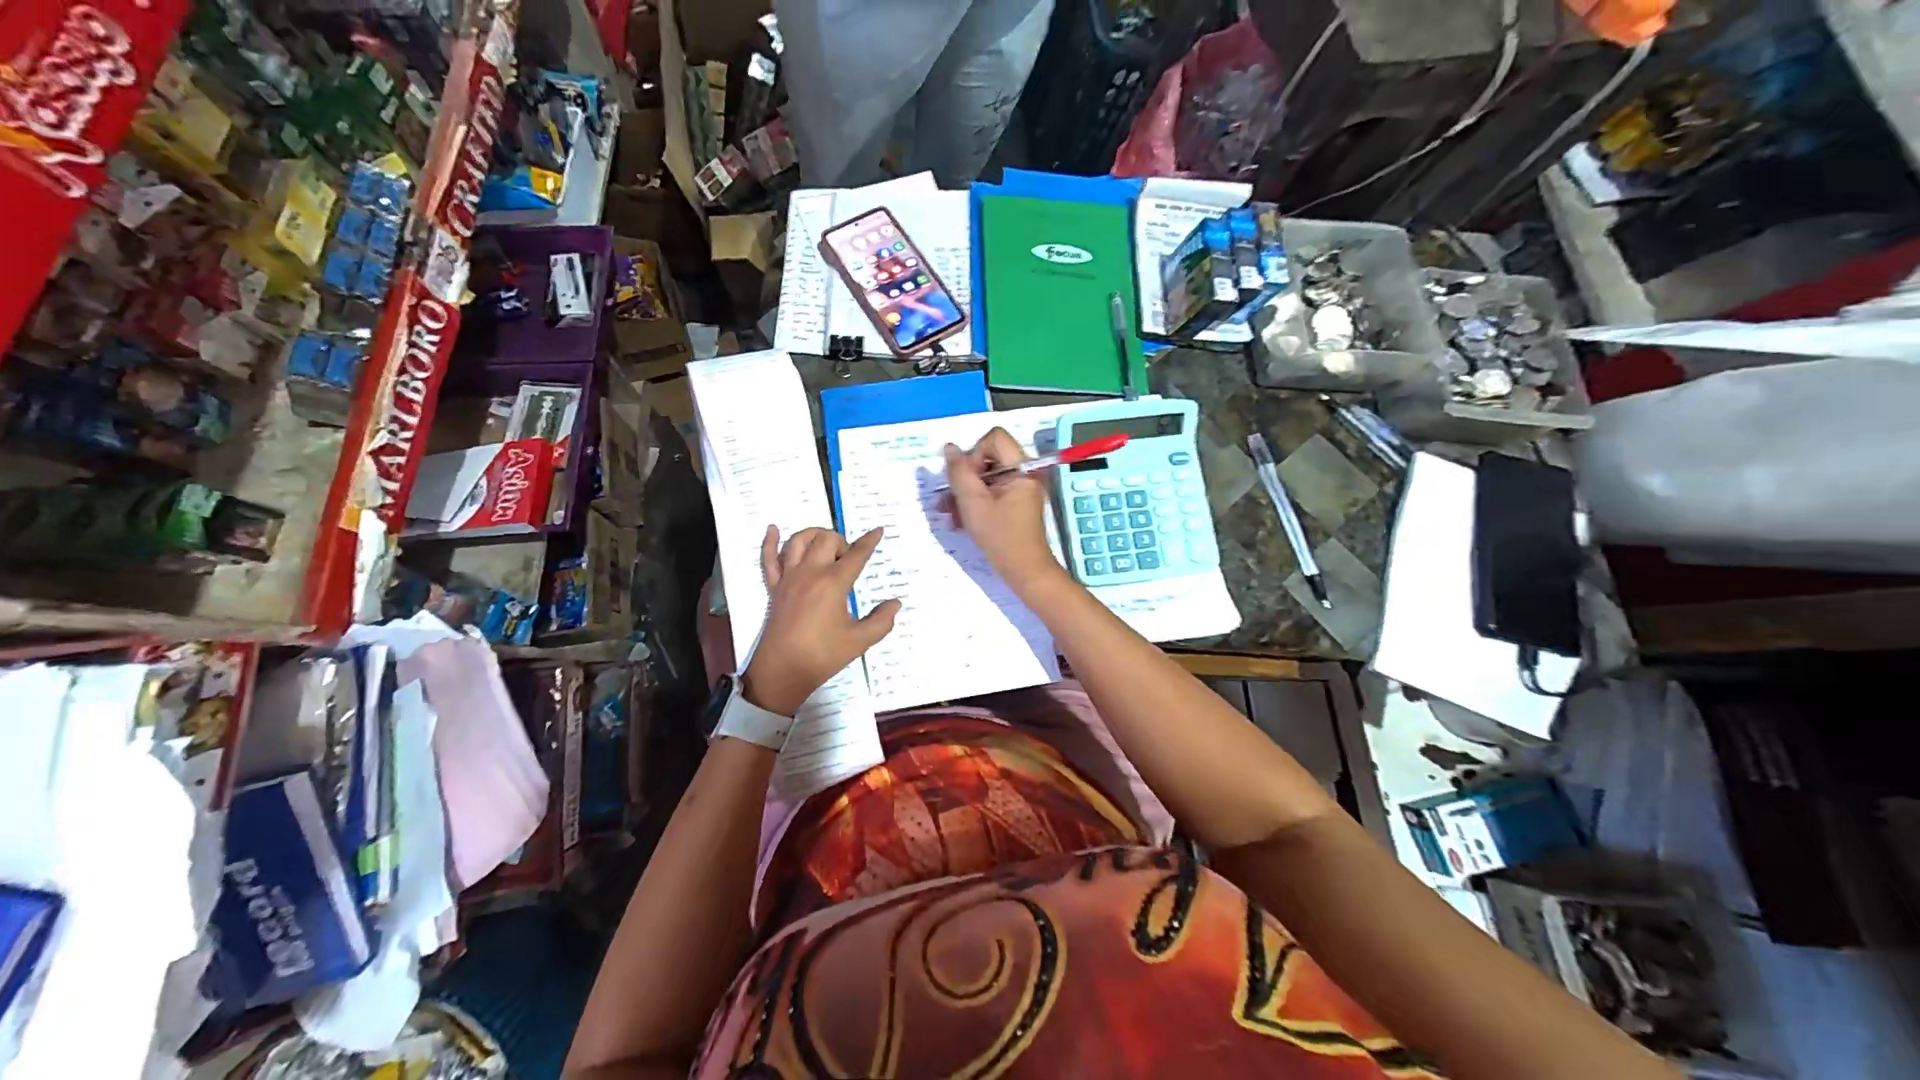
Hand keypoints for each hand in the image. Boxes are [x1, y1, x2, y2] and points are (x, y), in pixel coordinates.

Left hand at [741, 525, 899, 715]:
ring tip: (824, 542)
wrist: (783, 670)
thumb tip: (895, 604)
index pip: (856, 555)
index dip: (869, 541)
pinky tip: (772, 529)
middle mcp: (810, 572)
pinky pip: (768, 558)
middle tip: (848, 560)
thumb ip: (881, 620)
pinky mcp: (774, 587)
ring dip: (813, 535)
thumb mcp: (860, 641)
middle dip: (842, 541)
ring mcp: (789, 577)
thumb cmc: (823, 655)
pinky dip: (769, 541)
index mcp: (834, 583)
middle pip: (826, 539)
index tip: (878, 530)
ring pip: (798, 541)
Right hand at [943, 428, 1068, 594]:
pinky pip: (992, 491)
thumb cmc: (1001, 537)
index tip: (968, 481)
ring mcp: (1021, 488)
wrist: (1025, 571)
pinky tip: (962, 520)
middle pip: (988, 457)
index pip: (994, 438)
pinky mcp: (1016, 502)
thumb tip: (949, 448)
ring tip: (951, 513)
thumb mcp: (973, 504)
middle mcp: (1025, 472)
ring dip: (966, 492)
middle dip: (966, 477)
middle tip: (952, 499)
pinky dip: (976, 502)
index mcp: (1022, 468)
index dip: (974, 454)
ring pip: (986, 476)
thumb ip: (959, 472)